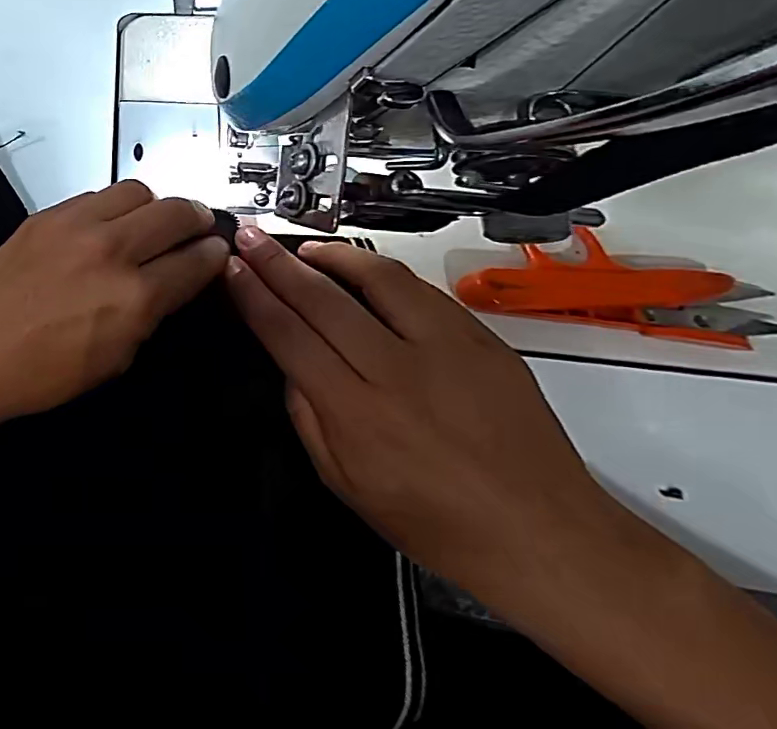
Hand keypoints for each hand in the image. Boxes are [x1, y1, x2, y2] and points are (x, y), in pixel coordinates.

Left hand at [0, 180, 229, 425]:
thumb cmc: (45, 371)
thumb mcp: (117, 358)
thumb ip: (152, 313)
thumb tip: (171, 282)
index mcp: (135, 297)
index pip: (195, 261)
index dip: (214, 255)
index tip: (216, 251)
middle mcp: (111, 252)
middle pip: (176, 212)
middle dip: (197, 218)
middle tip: (197, 225)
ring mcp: (77, 226)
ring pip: (137, 191)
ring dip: (155, 205)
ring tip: (151, 220)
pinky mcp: (49, 215)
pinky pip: (96, 196)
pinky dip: (112, 207)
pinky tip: (107, 225)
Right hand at [222, 227, 624, 594]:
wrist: (541, 535)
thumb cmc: (442, 522)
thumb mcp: (347, 483)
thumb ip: (308, 416)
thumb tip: (290, 365)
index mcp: (357, 412)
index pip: (288, 334)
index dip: (254, 296)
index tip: (235, 272)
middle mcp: (399, 372)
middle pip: (321, 298)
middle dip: (276, 263)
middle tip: (252, 241)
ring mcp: (446, 349)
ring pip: (375, 278)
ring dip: (331, 255)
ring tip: (303, 247)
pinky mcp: (481, 340)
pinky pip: (421, 289)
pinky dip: (383, 271)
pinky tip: (364, 269)